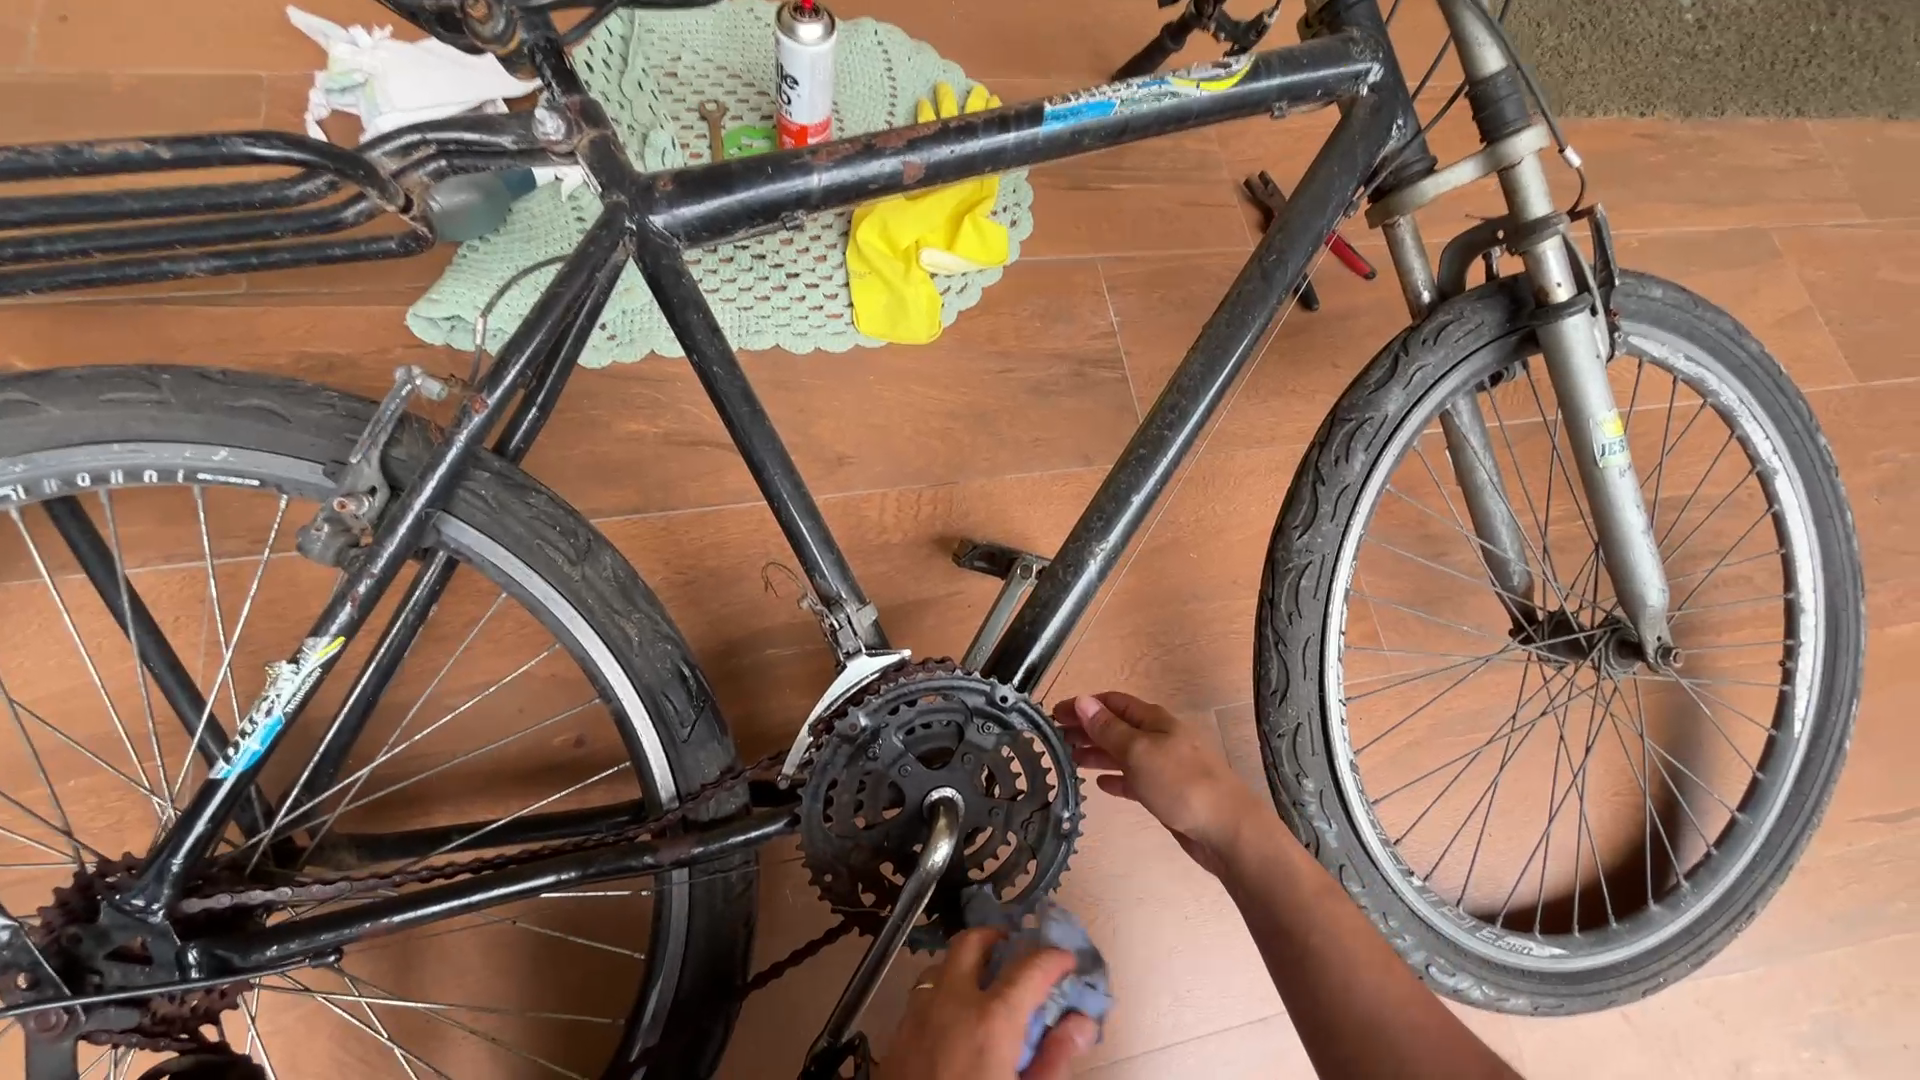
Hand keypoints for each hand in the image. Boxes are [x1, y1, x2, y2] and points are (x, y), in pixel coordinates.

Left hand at [875, 927, 1096, 1079]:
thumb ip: (1054, 1058)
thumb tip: (1081, 1022)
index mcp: (992, 1020)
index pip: (1030, 968)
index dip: (1054, 958)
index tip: (1068, 960)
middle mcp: (952, 1002)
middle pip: (972, 942)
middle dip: (997, 937)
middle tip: (1015, 950)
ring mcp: (918, 1015)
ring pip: (942, 967)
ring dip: (965, 967)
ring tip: (983, 989)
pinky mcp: (896, 1035)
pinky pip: (922, 997)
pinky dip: (943, 996)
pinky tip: (953, 1022)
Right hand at [1053, 692, 1269, 876]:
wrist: (1227, 829)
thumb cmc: (1181, 783)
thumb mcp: (1138, 751)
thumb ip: (1108, 729)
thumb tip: (1082, 702)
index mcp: (1154, 720)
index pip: (1112, 703)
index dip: (1083, 706)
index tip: (1053, 715)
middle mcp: (1159, 738)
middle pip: (1116, 727)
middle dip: (1087, 729)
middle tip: (1055, 739)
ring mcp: (1165, 766)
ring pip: (1123, 753)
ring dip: (1097, 753)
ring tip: (1069, 760)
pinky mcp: (1167, 793)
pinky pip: (1135, 780)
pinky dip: (1116, 779)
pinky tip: (1100, 785)